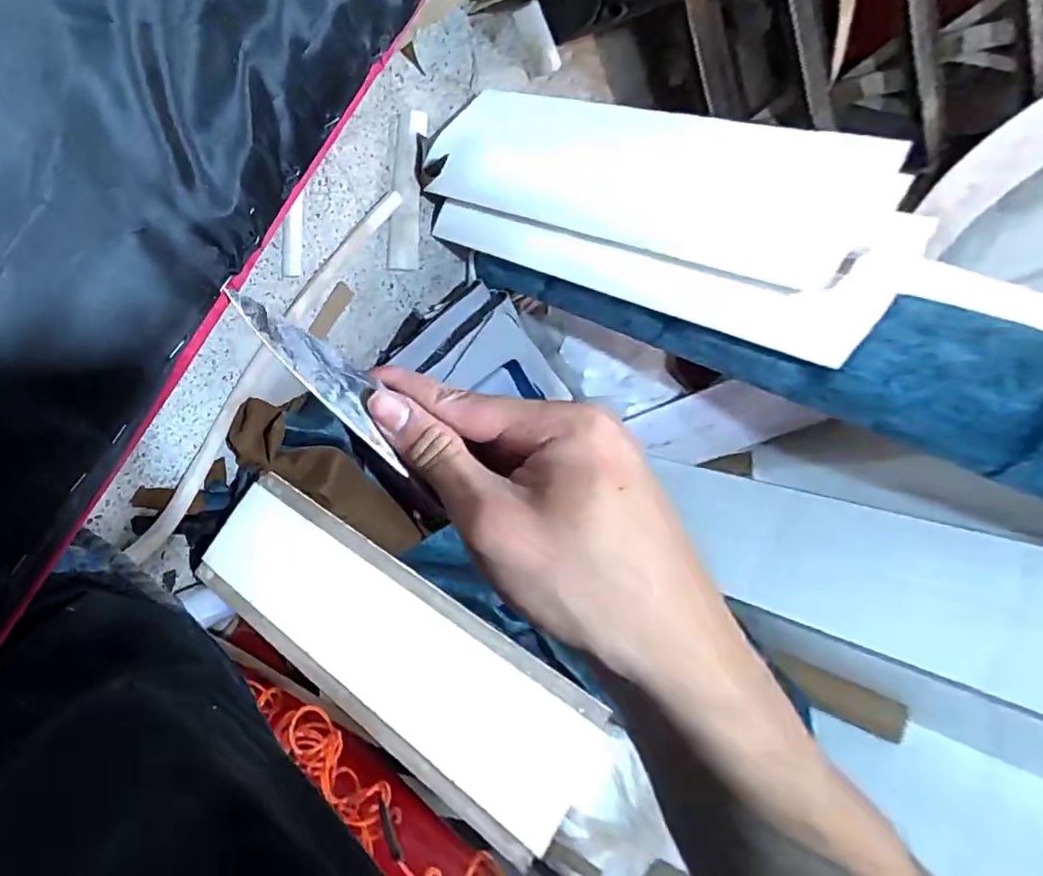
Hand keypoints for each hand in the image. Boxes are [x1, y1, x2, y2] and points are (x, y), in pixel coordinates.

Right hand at [367, 368, 747, 693]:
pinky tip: (471, 503)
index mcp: (566, 423)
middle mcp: (586, 429)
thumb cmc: (576, 584)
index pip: (465, 403)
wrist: (676, 664)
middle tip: (381, 444)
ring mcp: (599, 461)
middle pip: (486, 427)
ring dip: (461, 468)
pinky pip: (528, 474)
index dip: (409, 394)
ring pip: (505, 454)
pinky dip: (491, 485)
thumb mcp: (490, 516)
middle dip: (436, 440)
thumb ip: (435, 454)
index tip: (366, 378)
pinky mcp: (601, 491)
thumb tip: (385, 403)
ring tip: (419, 481)